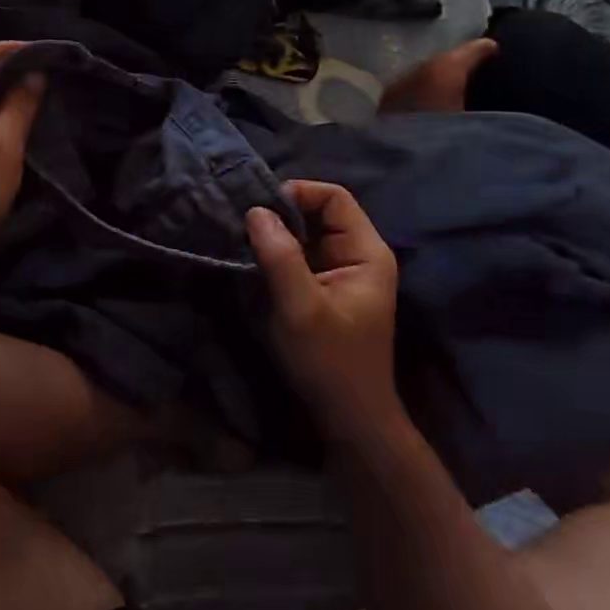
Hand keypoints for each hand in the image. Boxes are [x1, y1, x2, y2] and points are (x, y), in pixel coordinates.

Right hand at [246, 181, 402, 435]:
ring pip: (305, 232)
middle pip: (318, 212)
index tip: (259, 210)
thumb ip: (280, 257)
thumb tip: (255, 211)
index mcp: (366, 252)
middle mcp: (356, 254)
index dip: (297, 194)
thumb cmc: (329, 362)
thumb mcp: (301, 308)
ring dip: (275, 233)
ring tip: (243, 239)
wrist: (347, 415)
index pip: (334, 198)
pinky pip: (297, 254)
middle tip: (244, 225)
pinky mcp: (321, 286)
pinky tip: (252, 259)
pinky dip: (274, 251)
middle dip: (281, 213)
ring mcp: (339, 271)